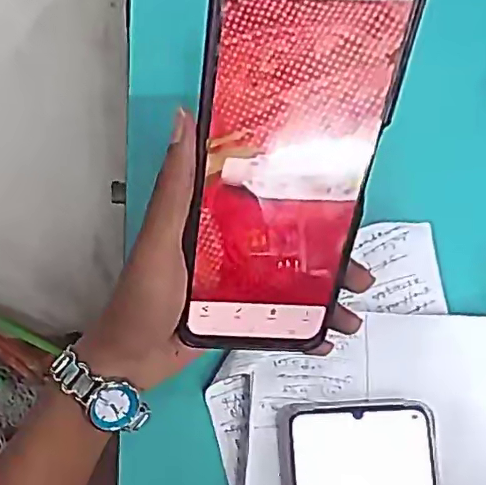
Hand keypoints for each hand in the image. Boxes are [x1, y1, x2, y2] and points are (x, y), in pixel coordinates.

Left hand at [75, 109, 366, 388]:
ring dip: (322, 297)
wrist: (129, 362)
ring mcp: (231, 289)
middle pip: (287, 246)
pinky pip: (275, 321)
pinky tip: (323, 336)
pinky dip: (301, 329)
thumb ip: (175, 191)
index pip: (262, 198)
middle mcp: (225, 253)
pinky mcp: (232, 320)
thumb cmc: (137, 304)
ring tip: (349, 308)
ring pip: (289, 286)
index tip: (340, 192)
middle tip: (356, 266)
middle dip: (326, 257)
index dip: (301, 194)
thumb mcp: (158, 242)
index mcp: (209, 224)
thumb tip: (184, 123)